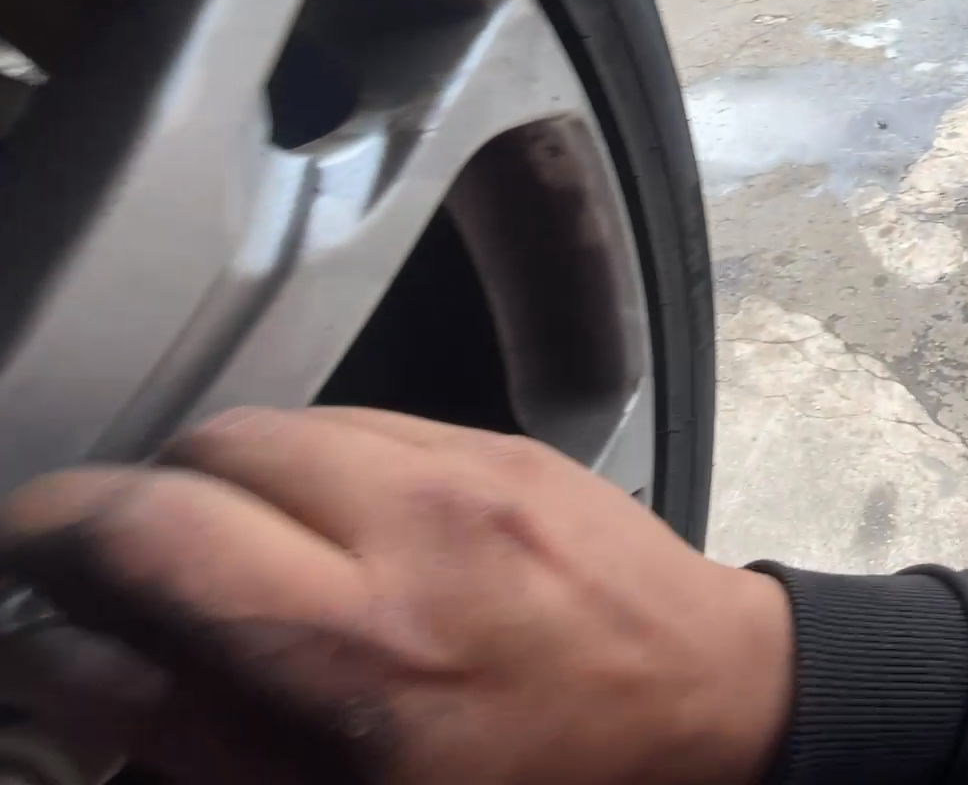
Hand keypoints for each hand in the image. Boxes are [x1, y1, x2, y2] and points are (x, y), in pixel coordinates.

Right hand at [0, 407, 792, 784]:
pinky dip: (341, 457)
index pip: (153, 521)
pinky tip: (356, 514)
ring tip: (266, 539)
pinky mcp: (522, 446)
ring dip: (255, 471)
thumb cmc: (541, 763)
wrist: (699, 677)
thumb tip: (64, 647)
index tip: (39, 552)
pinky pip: (393, 420)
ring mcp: (484, 465)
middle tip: (157, 557)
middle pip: (224, 442)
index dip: (57, 526)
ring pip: (307, 419)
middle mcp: (423, 518)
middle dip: (160, 492)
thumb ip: (190, 724)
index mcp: (362, 633)